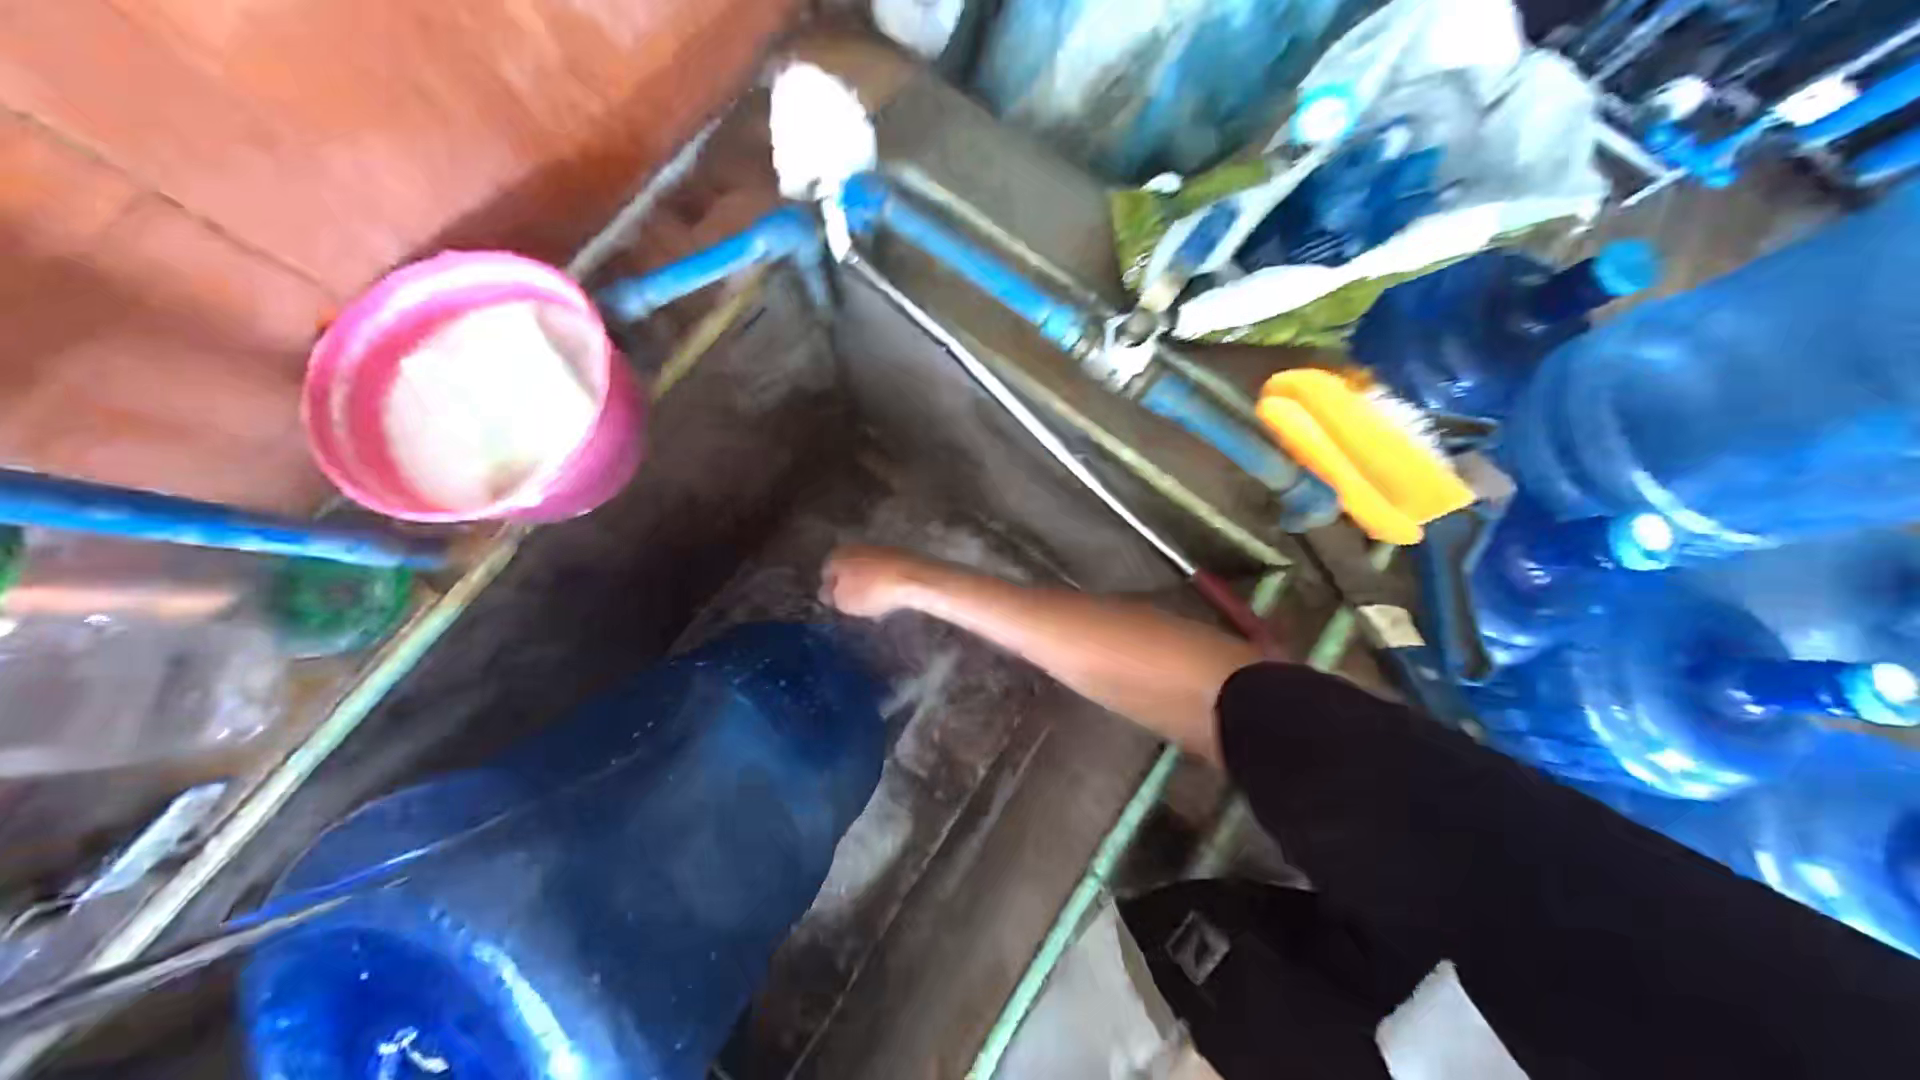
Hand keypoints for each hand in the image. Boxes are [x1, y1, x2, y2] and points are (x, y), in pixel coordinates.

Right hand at [820, 544, 941, 618]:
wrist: (913, 578)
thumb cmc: (870, 591)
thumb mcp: (843, 602)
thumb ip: (831, 597)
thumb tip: (828, 592)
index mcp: (838, 554)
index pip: (826, 573)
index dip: (831, 591)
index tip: (840, 605)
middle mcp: (857, 546)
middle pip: (849, 570)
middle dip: (853, 587)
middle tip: (858, 607)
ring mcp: (881, 549)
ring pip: (869, 572)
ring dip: (871, 587)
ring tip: (878, 607)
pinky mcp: (901, 554)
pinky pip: (888, 573)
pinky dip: (888, 584)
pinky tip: (893, 599)